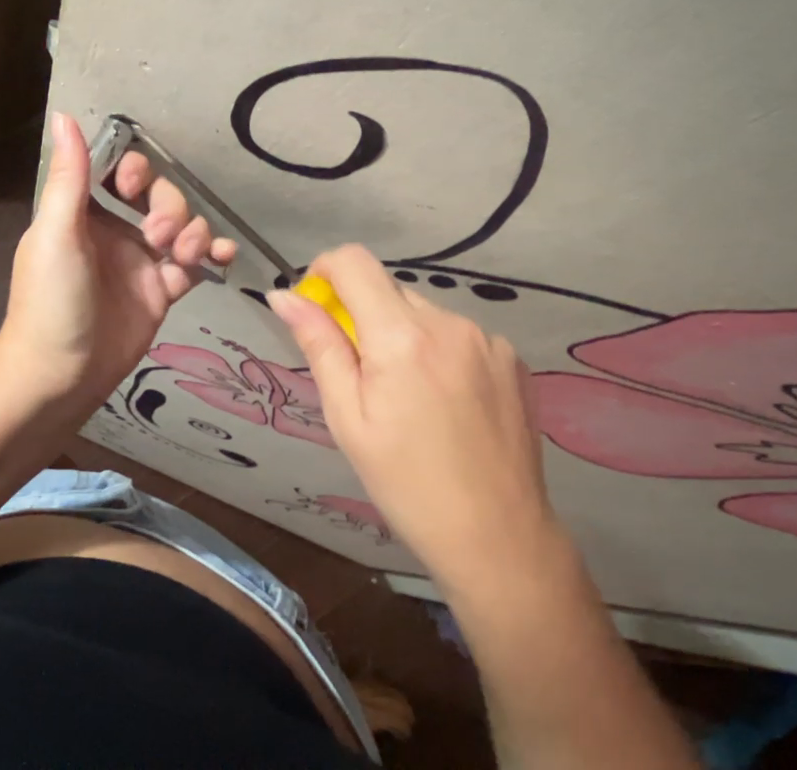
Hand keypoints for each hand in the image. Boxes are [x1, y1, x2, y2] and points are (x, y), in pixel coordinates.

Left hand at [0, 112, 236, 406]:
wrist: (60, 374)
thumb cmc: (50, 300)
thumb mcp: (55, 233)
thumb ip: (69, 177)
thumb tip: (64, 114)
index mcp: (81, 212)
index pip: (116, 171)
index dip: (134, 169)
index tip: (134, 184)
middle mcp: (112, 231)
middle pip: (158, 196)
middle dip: (169, 205)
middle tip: (159, 235)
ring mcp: (139, 261)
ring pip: (182, 226)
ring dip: (193, 229)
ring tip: (186, 253)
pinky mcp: (161, 291)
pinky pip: (194, 264)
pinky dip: (210, 254)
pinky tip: (221, 256)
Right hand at [267, 246, 568, 597]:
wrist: (497, 535)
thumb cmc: (404, 482)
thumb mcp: (346, 417)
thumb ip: (319, 345)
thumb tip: (284, 296)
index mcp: (401, 336)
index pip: (353, 262)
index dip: (323, 273)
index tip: (315, 313)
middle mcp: (449, 323)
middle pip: (388, 288)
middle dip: (361, 316)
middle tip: (359, 378)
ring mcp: (488, 340)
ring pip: (423, 313)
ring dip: (401, 336)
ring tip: (406, 399)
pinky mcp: (513, 360)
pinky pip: (457, 336)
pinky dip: (437, 353)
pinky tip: (442, 405)